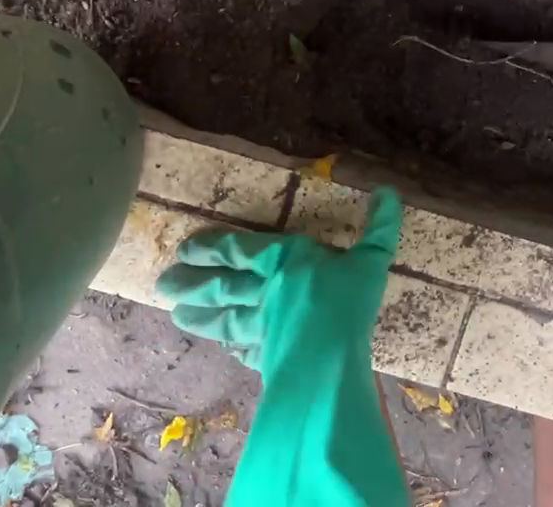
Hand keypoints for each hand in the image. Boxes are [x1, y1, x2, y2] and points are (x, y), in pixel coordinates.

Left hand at [156, 187, 408, 506]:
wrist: (328, 363)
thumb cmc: (346, 303)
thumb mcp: (370, 260)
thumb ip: (380, 227)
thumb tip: (390, 189)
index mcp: (286, 262)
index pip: (243, 251)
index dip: (214, 248)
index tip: (185, 248)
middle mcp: (268, 294)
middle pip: (224, 286)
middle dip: (194, 283)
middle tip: (162, 284)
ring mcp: (264, 330)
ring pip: (227, 320)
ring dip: (202, 318)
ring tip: (175, 316)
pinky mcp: (270, 360)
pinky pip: (249, 352)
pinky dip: (237, 350)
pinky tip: (230, 353)